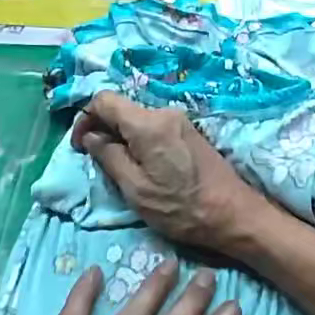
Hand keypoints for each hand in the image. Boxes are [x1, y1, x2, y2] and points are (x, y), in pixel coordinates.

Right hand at [70, 91, 274, 254]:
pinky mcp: (188, 132)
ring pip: (136, 119)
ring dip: (121, 137)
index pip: (104, 100)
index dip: (85, 118)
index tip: (80, 146)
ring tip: (120, 168)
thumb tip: (91, 137)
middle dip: (102, 129)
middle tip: (97, 161)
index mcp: (148, 123)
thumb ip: (109, 157)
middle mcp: (164, 113)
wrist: (234, 214)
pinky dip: (138, 140)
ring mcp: (179, 120)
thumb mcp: (136, 189)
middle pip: (121, 108)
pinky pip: (153, 127)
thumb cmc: (181, 208)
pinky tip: (142, 165)